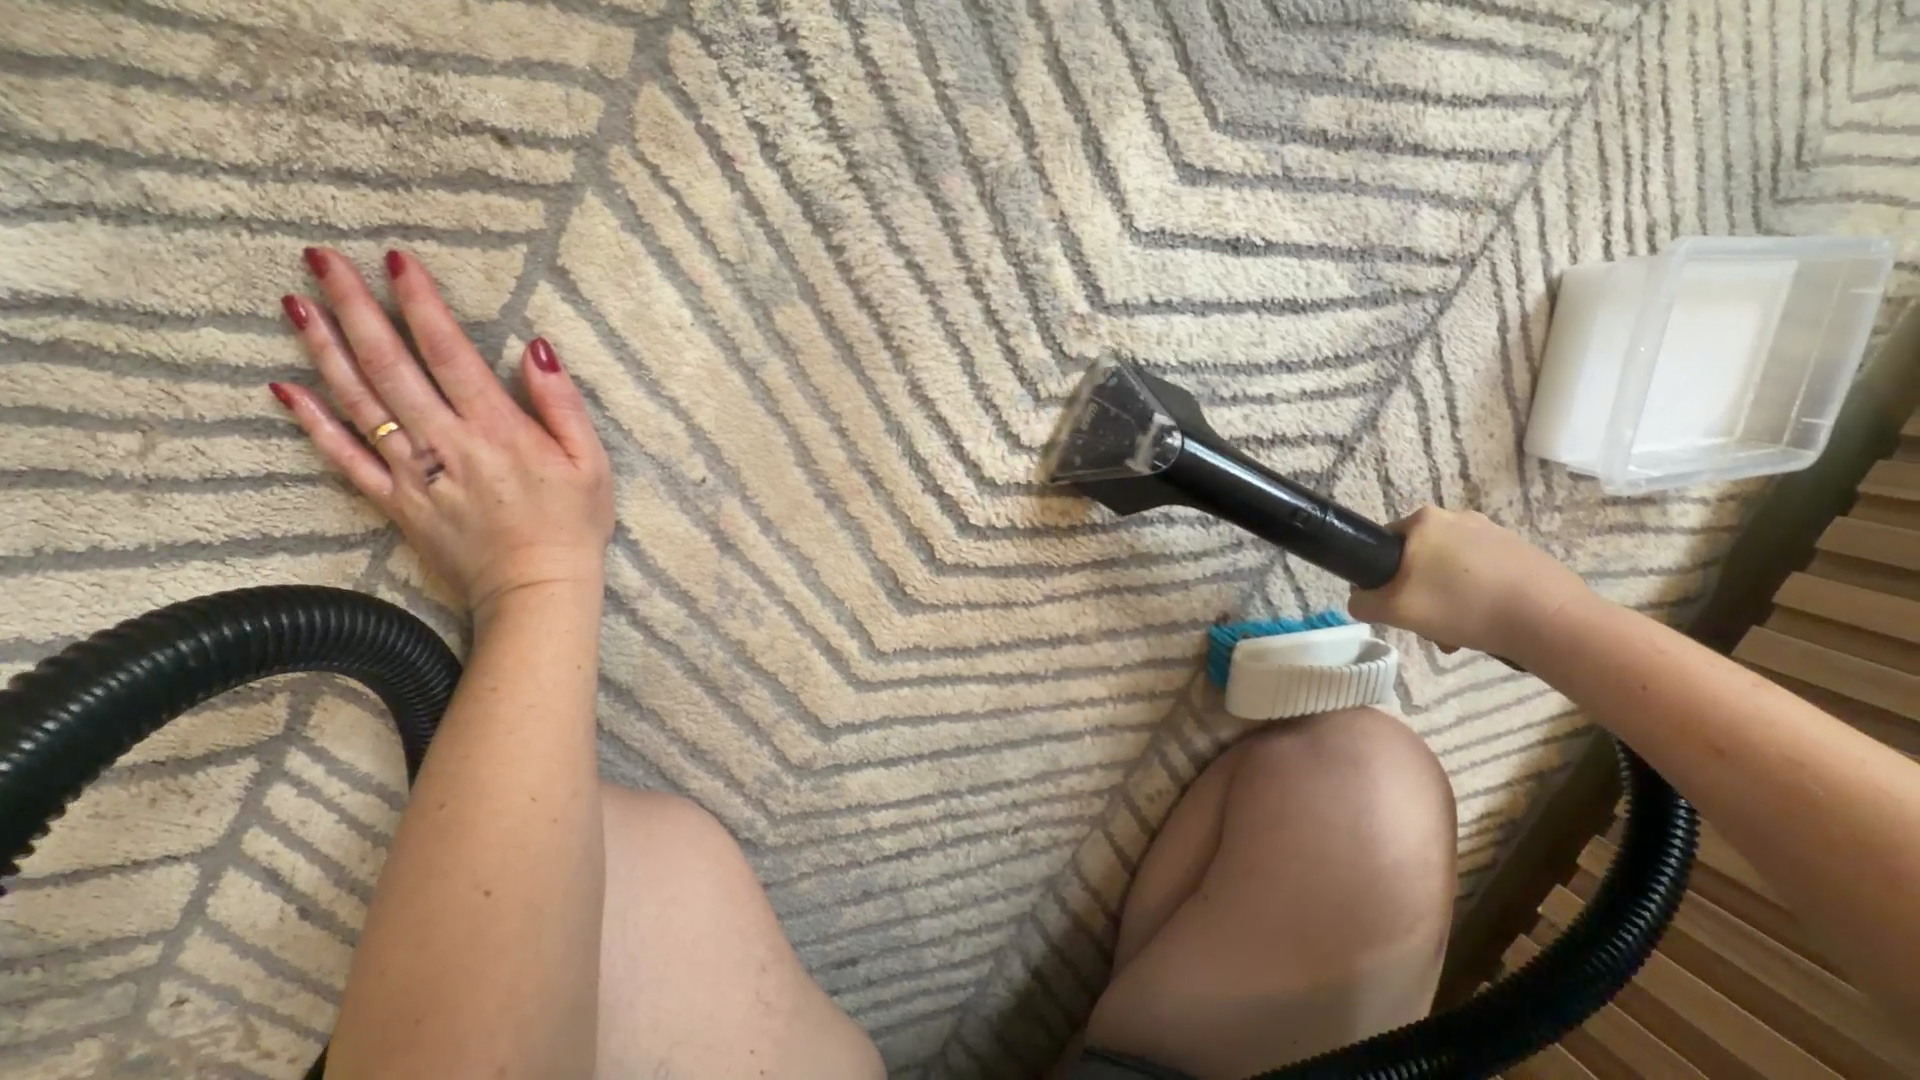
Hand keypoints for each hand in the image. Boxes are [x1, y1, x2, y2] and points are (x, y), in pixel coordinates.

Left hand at [272, 248, 613, 620]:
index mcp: (498, 430)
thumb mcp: (591, 461)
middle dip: (356, 309)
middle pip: (392, 367)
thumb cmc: (572, 523)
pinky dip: (314, 425)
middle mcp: (446, 444)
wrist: (537, 589)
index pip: (450, 354)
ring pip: (360, 403)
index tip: (397, 261)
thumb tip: (537, 349)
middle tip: (322, 260)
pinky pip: (346, 460)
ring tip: (294, 303)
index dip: (421, 304)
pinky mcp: (396, 504)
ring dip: (324, 351)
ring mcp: (414, 474)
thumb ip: (562, 404)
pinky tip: (286, 389)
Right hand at [1348, 506, 1591, 658]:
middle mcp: (1457, 517)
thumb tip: (1361, 598)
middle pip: (1420, 558)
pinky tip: (1487, 623)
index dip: (1383, 578)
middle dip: (1420, 594)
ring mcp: (1494, 532)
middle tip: (1429, 626)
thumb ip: (1362, 603)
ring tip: (1460, 632)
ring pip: (1452, 569)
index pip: (1384, 544)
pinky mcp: (1522, 551)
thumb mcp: (1393, 610)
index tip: (1396, 606)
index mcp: (1423, 521)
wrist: (1547, 619)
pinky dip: (1479, 596)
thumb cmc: (1461, 606)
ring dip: (1448, 599)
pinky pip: (1484, 573)